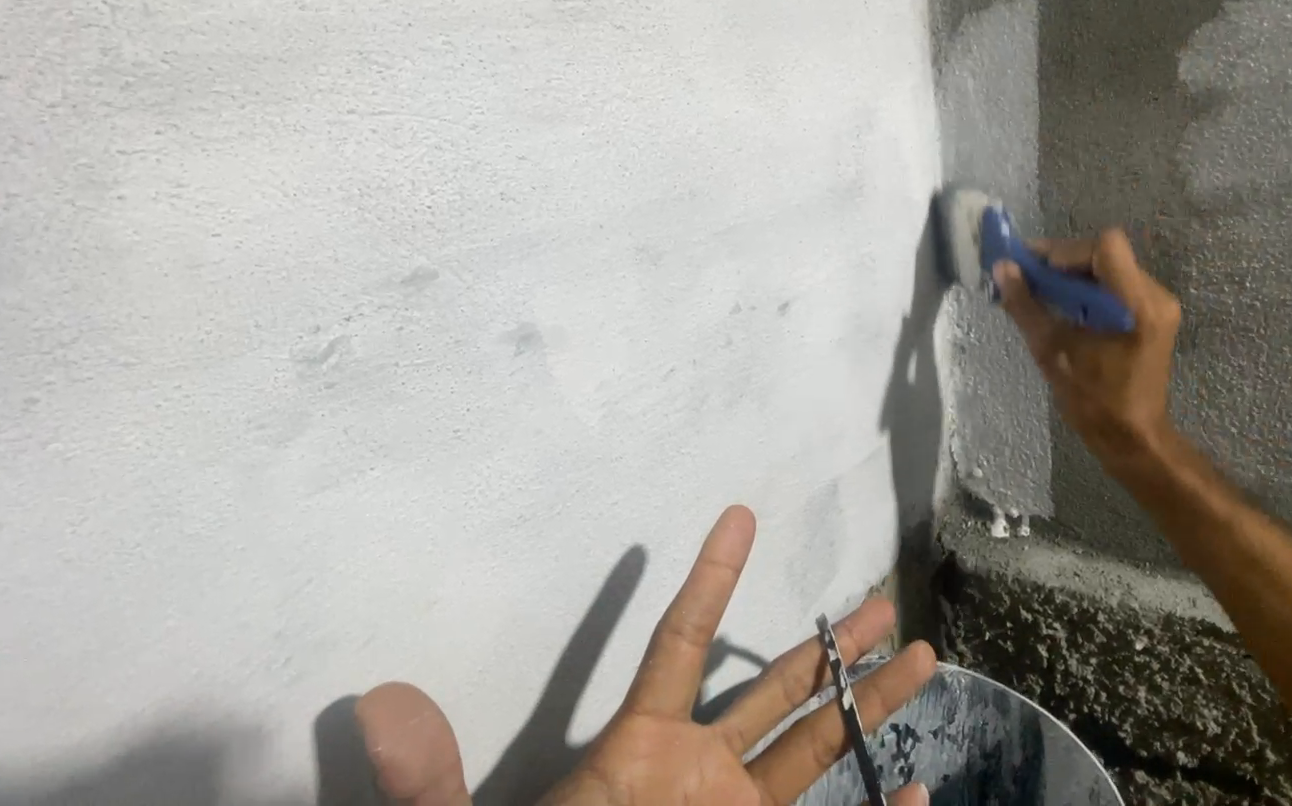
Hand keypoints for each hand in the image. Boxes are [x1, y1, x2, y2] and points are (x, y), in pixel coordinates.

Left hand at [354, 506, 936, 805]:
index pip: (683, 641)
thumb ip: (432, 784)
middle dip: (828, 642)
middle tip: (878, 597)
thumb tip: (373, 701)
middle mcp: (702, 773)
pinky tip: (917, 792)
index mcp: (643, 748)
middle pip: (777, 687)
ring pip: (817, 748)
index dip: (711, 577)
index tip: (740, 513)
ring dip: (868, 704)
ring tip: (918, 654)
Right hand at [994, 229, 1183, 467]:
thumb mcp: (1052, 351)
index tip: (1037, 270)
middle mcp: (1155, 297)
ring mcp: (1157, 305)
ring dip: (1073, 276)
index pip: (1106, 247)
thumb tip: (1003, 268)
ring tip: (1043, 295)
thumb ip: (1026, 305)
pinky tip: (1065, 310)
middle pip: (1105, 255)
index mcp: (1137, 304)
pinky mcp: (1152, 315)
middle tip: (1029, 279)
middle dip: (1063, 263)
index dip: (1066, 251)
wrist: (1132, 438)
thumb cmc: (1093, 400)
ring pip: (1109, 268)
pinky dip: (1087, 290)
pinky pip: (1115, 286)